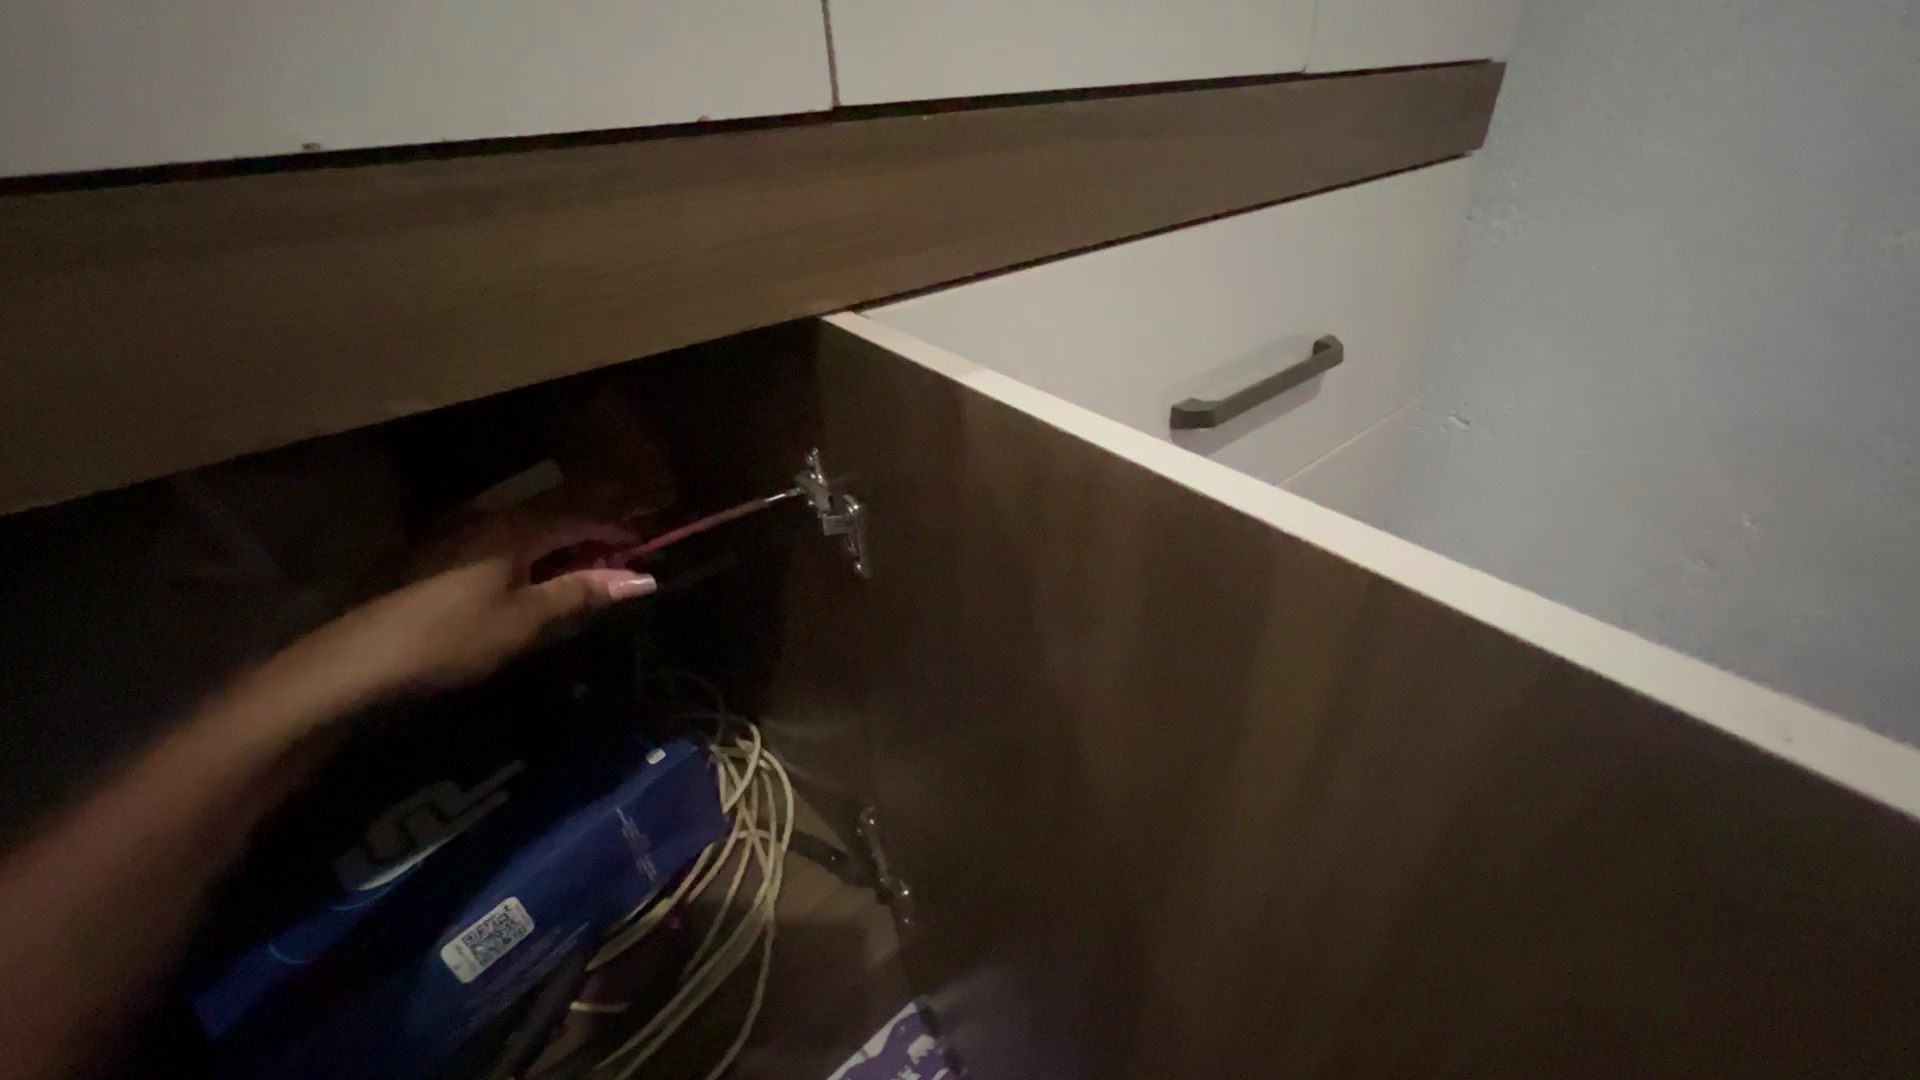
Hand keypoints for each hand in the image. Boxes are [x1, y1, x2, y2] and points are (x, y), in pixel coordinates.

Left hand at [249, 511, 656, 717]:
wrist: (361, 662)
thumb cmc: (455, 635)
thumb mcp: (529, 618)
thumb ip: (584, 592)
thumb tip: (644, 579)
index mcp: (516, 529)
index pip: (581, 517)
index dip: (618, 532)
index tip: (647, 552)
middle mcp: (491, 523)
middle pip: (556, 520)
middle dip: (594, 540)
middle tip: (622, 568)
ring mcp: (463, 540)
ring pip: (531, 536)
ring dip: (564, 553)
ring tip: (587, 581)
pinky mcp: (445, 563)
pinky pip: (508, 550)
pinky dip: (535, 563)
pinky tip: (538, 590)